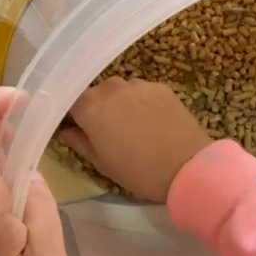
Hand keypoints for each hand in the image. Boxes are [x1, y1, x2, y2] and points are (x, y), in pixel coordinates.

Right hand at [61, 78, 214, 202]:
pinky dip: (140, 102)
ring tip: (132, 126)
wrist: (188, 167)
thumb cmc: (137, 170)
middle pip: (95, 94)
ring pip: (119, 91)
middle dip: (96, 109)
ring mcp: (137, 84)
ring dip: (119, 104)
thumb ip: (80, 142)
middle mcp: (110, 88)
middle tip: (106, 132)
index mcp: (89, 107)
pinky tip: (152, 122)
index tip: (77, 129)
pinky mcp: (160, 86)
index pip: (69, 102)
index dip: (72, 116)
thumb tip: (66, 131)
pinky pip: (141, 92)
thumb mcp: (101, 163)